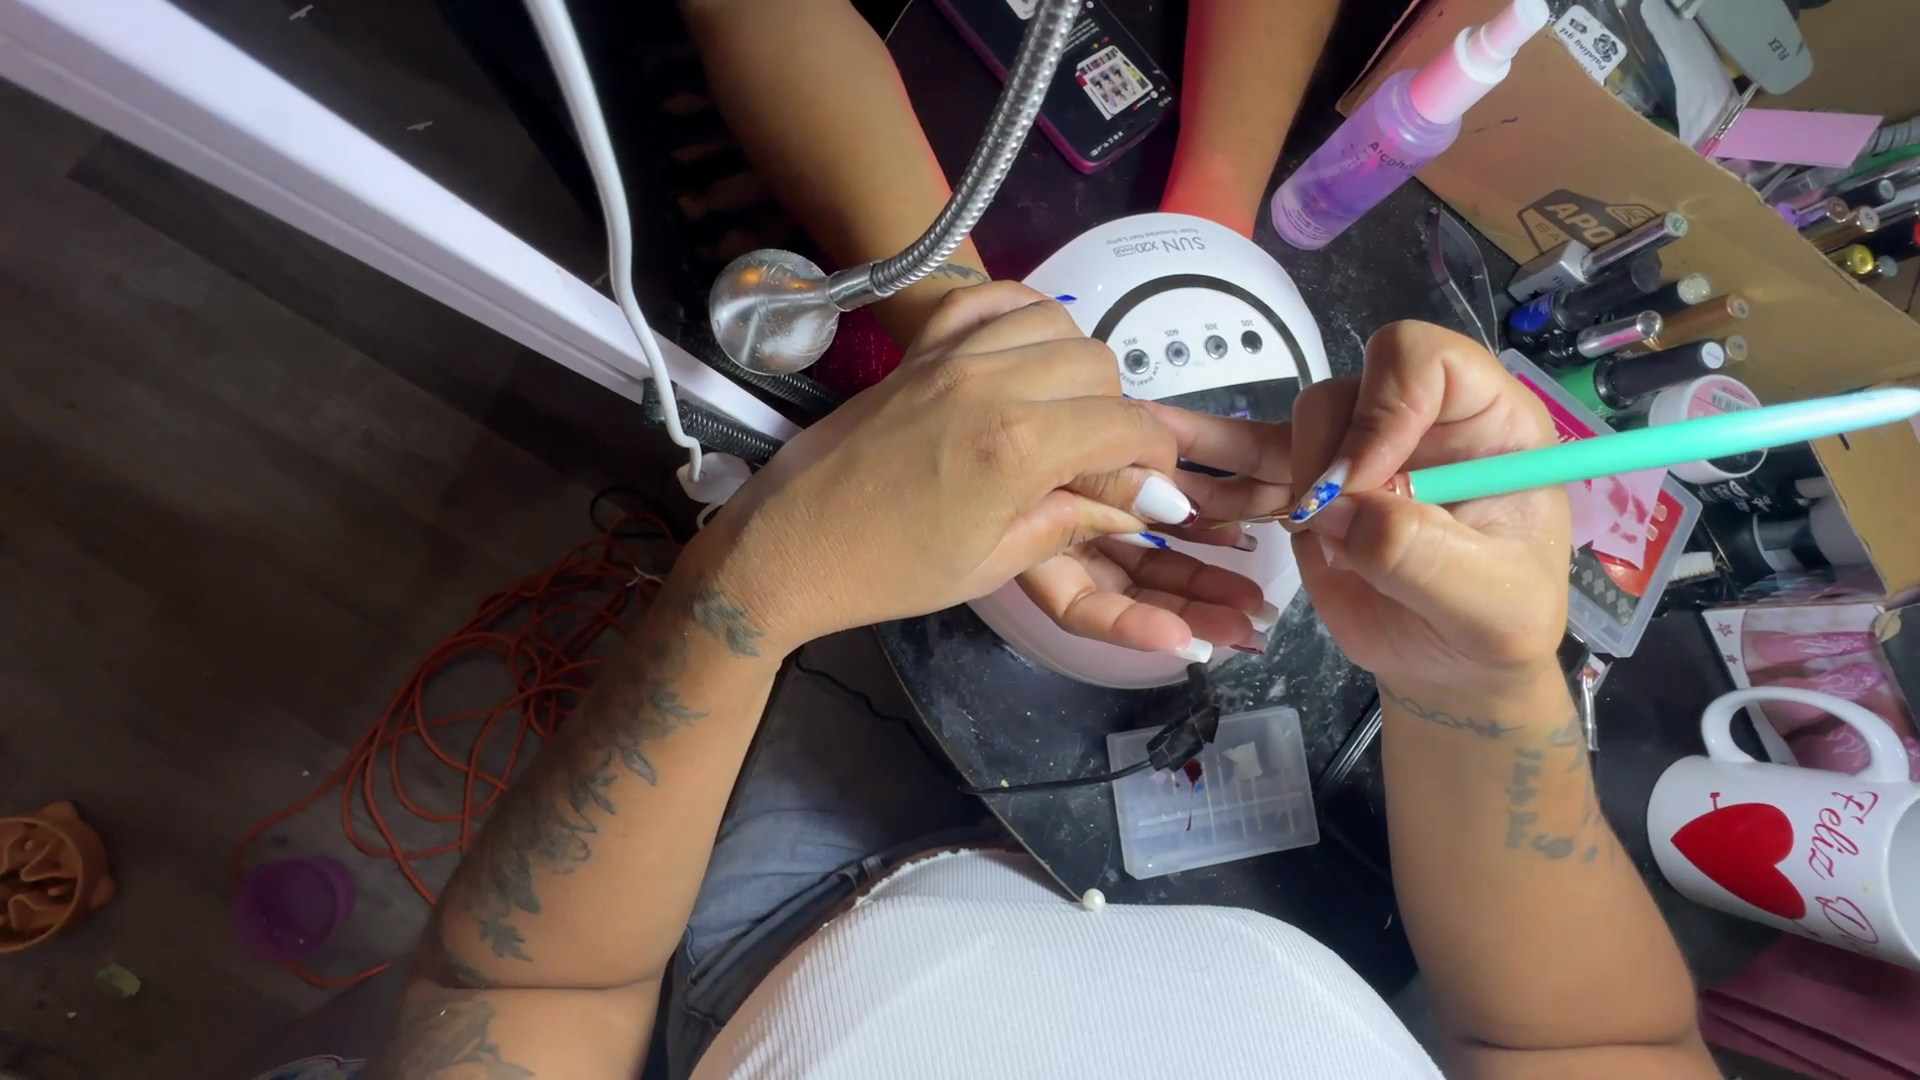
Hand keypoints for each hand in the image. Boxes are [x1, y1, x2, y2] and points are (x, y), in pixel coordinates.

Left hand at [699, 283, 1264, 653]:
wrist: (790, 547)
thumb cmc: (890, 572)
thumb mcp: (992, 562)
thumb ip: (1071, 519)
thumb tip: (1138, 503)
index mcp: (1017, 448)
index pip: (1127, 424)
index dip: (1155, 454)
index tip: (1152, 480)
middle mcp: (991, 383)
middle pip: (1099, 364)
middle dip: (1116, 412)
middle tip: (1099, 457)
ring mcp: (949, 356)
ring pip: (1054, 323)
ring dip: (1074, 365)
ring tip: (1062, 409)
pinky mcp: (918, 349)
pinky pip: (986, 300)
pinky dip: (1019, 317)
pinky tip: (1022, 353)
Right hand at [1154, 322, 1569, 694]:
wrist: (1441, 658)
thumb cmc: (1487, 627)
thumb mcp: (1487, 603)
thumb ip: (1420, 552)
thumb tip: (1338, 511)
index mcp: (1479, 426)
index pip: (1423, 364)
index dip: (1383, 409)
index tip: (1367, 483)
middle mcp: (1411, 426)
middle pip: (1341, 395)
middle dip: (1318, 457)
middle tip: (1319, 522)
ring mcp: (1353, 457)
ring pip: (1288, 428)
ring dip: (1243, 460)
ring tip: (1203, 500)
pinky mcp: (1306, 491)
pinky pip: (1253, 471)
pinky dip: (1215, 481)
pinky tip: (1180, 492)